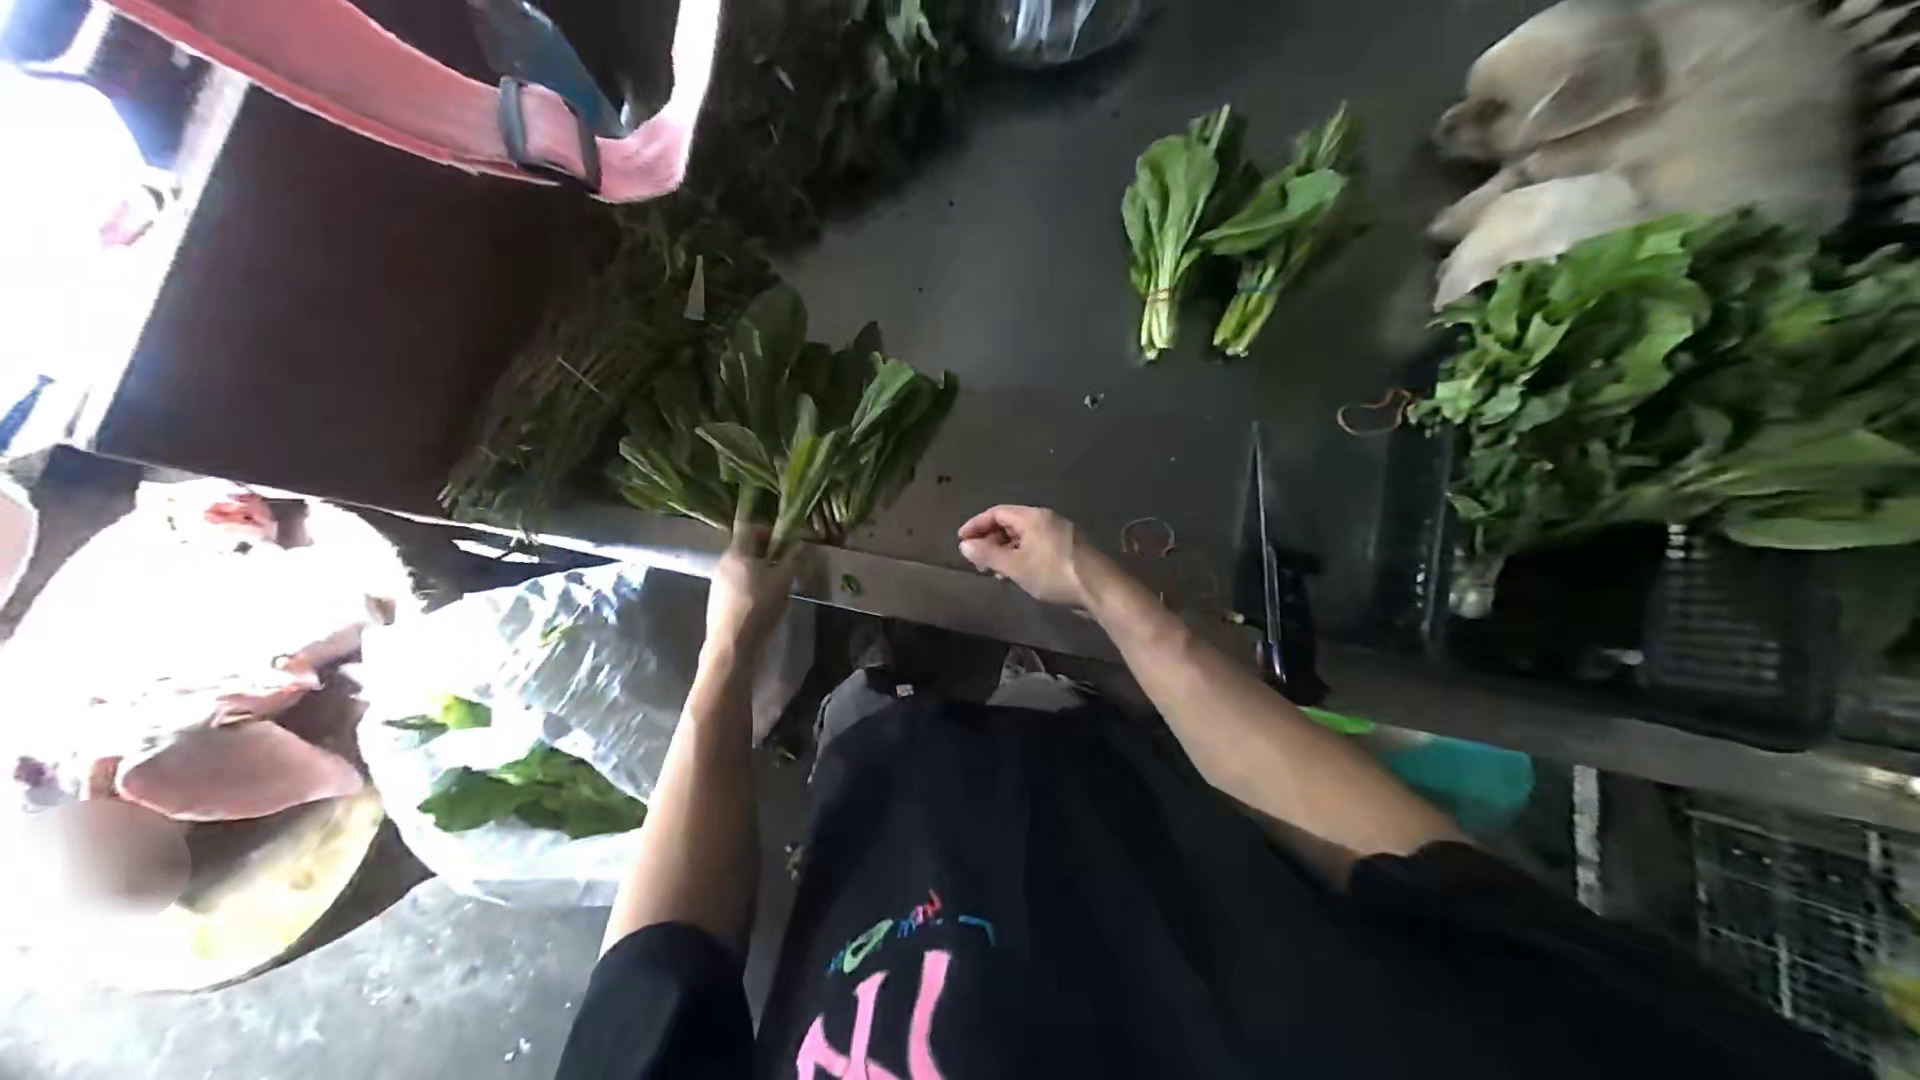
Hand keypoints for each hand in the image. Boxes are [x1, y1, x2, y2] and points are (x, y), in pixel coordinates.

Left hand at [705, 539, 794, 654]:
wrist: (732, 643)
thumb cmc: (759, 605)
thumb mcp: (783, 580)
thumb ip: (793, 560)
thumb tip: (799, 547)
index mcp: (737, 552)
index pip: (751, 528)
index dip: (769, 531)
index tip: (785, 544)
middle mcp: (723, 562)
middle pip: (746, 549)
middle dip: (767, 554)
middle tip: (785, 566)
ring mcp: (717, 582)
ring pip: (742, 568)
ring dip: (759, 572)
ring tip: (776, 587)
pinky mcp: (716, 600)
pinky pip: (736, 585)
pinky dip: (750, 587)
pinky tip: (761, 603)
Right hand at [957, 505, 1103, 608]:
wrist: (1099, 587)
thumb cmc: (1053, 573)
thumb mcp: (1014, 565)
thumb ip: (987, 554)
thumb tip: (965, 545)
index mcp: (1032, 516)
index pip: (997, 512)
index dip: (976, 525)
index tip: (961, 540)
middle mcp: (1047, 519)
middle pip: (1011, 524)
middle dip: (990, 540)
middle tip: (977, 560)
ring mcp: (1060, 534)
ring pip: (1024, 537)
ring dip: (1005, 551)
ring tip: (995, 571)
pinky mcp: (1069, 550)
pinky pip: (1037, 547)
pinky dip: (1021, 557)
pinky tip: (1018, 575)